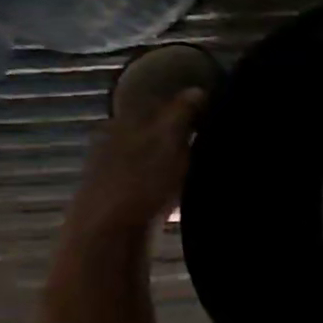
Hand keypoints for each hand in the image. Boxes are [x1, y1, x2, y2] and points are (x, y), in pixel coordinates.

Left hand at [64, 87, 207, 238]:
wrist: (109, 233)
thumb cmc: (141, 180)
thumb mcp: (169, 141)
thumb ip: (182, 113)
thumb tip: (197, 89)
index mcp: (123, 122)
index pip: (155, 103)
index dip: (182, 103)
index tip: (211, 108)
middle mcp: (113, 141)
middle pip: (151, 128)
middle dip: (178, 129)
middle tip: (213, 134)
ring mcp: (114, 170)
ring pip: (151, 153)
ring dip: (174, 155)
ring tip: (204, 160)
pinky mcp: (122, 197)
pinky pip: (152, 177)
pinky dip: (168, 177)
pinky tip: (185, 186)